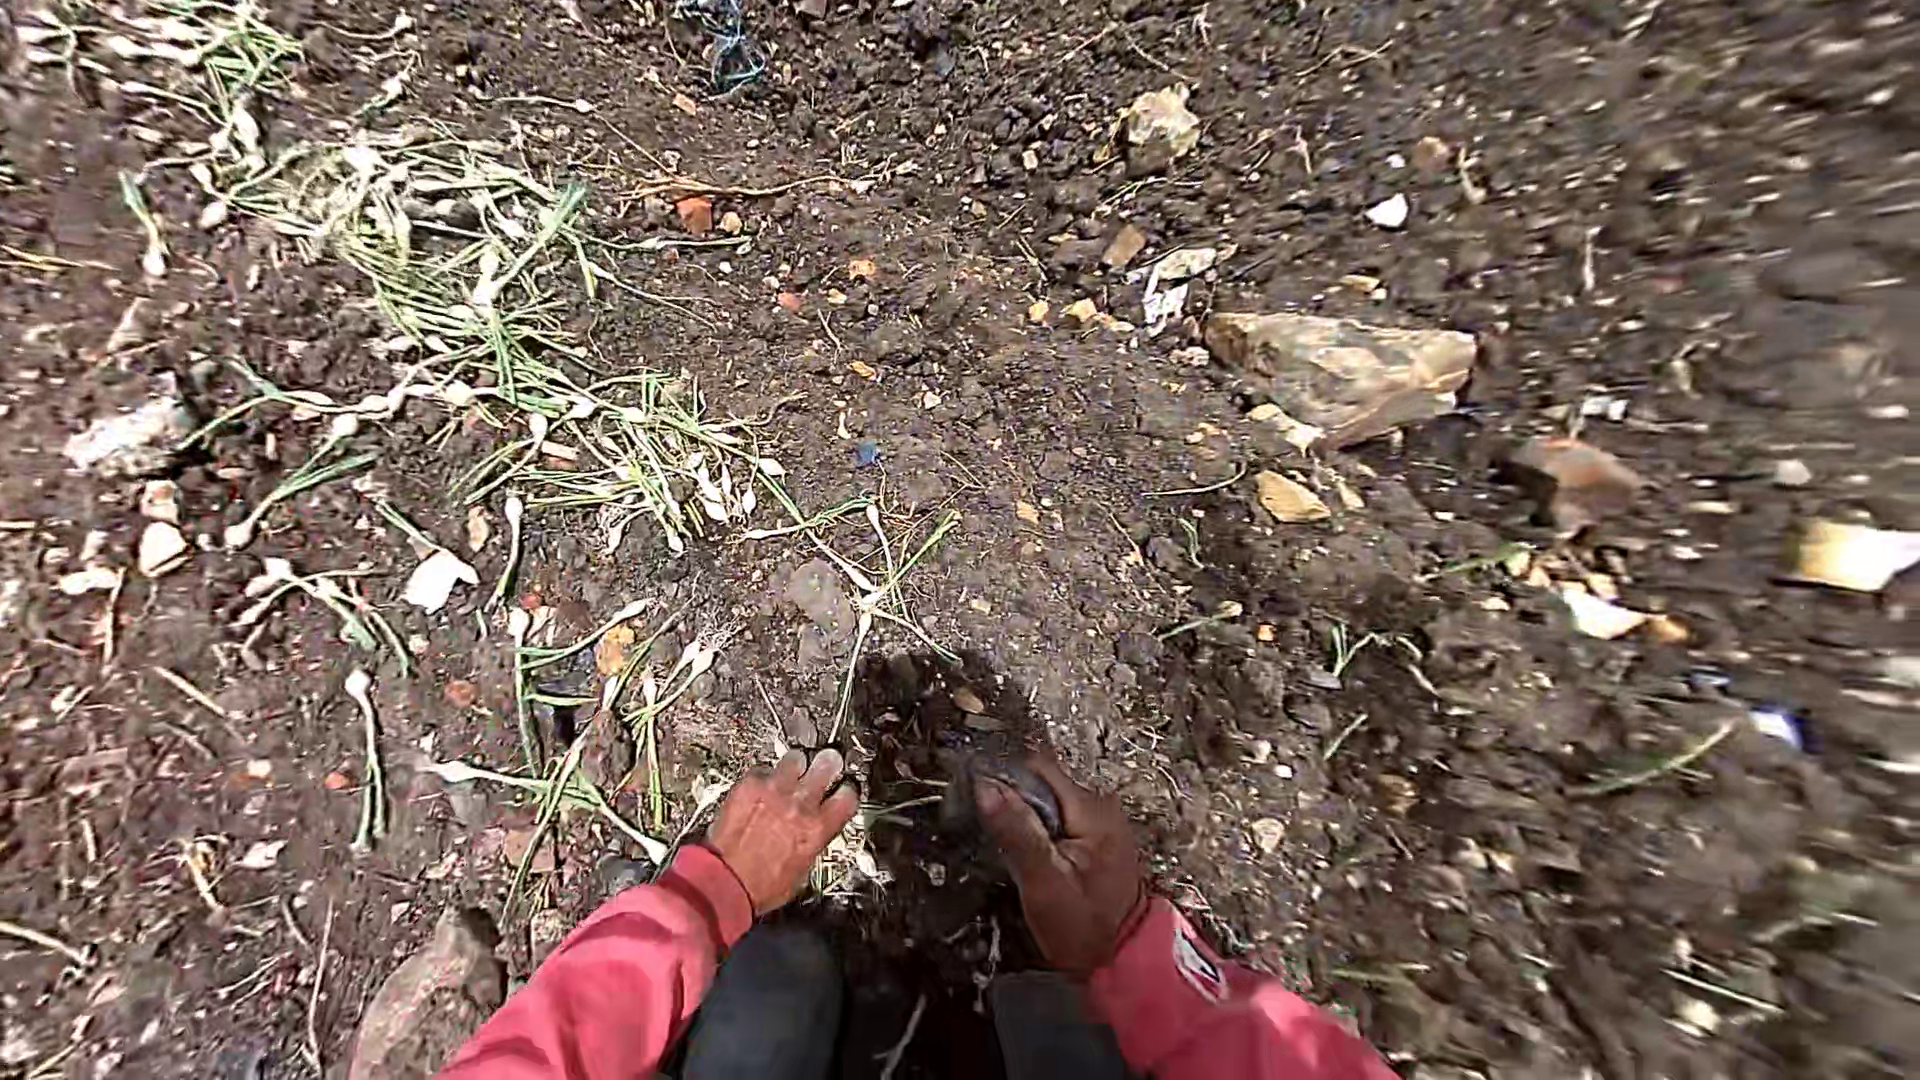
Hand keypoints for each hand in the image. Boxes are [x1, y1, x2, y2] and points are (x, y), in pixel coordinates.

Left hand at [707, 749, 858, 913]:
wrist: (722, 883)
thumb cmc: (761, 886)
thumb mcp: (804, 867)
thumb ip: (815, 838)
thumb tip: (817, 827)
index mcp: (818, 827)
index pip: (848, 794)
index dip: (845, 792)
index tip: (840, 792)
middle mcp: (801, 803)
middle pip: (827, 763)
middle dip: (827, 764)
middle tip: (822, 767)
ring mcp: (775, 790)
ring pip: (796, 758)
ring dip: (794, 767)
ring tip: (787, 777)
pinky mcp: (750, 784)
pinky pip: (763, 770)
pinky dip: (762, 779)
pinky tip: (758, 793)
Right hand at [976, 755, 1145, 976]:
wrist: (1123, 965)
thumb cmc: (1084, 928)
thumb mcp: (1043, 881)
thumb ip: (1017, 831)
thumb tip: (987, 789)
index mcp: (1092, 808)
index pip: (1038, 768)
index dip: (1007, 780)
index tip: (985, 799)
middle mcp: (1100, 804)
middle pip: (1043, 780)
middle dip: (1017, 800)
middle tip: (1000, 831)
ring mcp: (1100, 818)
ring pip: (1048, 797)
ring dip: (1027, 814)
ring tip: (1016, 846)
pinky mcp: (1095, 833)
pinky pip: (1058, 814)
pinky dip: (1041, 826)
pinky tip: (1034, 852)